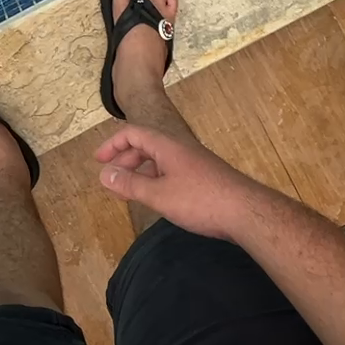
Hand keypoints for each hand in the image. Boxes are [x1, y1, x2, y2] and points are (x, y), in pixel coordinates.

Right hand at [94, 125, 276, 240]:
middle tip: (110, 178)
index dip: (112, 144)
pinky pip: (171, 169)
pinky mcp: (203, 176)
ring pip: (159, 158)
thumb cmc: (200, 200)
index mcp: (166, 145)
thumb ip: (129, 184)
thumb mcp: (158, 195)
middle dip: (124, 159)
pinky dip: (156, 178)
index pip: (132, 133)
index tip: (98, 161)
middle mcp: (179, 148)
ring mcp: (193, 162)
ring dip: (140, 170)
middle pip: (145, 144)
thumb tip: (102, 174)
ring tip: (129, 189)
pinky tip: (157, 196)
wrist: (246, 211)